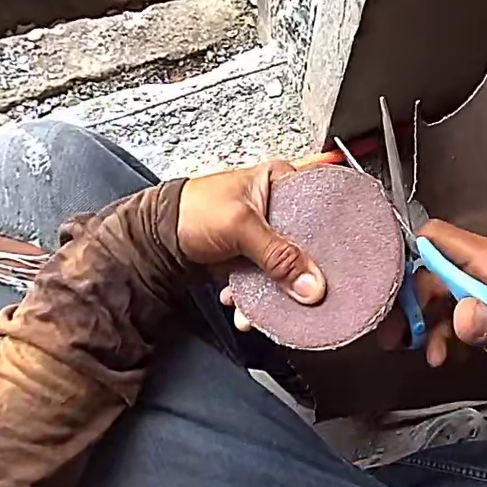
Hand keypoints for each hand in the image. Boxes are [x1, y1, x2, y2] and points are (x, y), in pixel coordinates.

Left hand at [179, 161, 324, 306]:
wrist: (157, 240)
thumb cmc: (191, 211)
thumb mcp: (240, 226)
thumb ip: (278, 256)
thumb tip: (311, 283)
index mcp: (281, 182)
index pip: (318, 210)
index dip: (327, 240)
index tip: (330, 268)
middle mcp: (278, 207)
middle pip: (306, 246)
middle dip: (298, 275)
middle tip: (300, 293)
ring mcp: (267, 235)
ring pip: (288, 268)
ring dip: (275, 293)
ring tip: (261, 305)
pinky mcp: (255, 258)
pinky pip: (269, 281)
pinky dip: (259, 297)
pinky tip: (246, 304)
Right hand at [387, 219, 486, 404]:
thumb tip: (463, 313)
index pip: (440, 239)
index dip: (412, 258)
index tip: (396, 291)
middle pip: (429, 269)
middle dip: (410, 301)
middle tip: (399, 333)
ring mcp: (483, 292)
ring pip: (433, 295)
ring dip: (420, 323)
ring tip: (423, 350)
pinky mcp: (482, 312)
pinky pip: (447, 315)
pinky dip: (436, 334)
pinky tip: (440, 353)